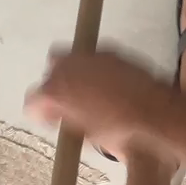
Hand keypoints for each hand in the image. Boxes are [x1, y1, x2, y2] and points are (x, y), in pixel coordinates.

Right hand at [26, 49, 175, 156]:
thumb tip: (58, 118)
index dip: (40, 112)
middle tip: (66, 103)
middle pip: (49, 72)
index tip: (49, 119)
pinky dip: (91, 67)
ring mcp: (88, 55)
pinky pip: (91, 56)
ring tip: (84, 91)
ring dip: (72, 73)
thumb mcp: (86, 134)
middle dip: (54, 86)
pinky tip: (103, 83)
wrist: (153, 110)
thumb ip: (65, 122)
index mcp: (55, 92)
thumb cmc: (120, 128)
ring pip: (68, 58)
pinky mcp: (108, 50)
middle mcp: (67, 67)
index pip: (33, 100)